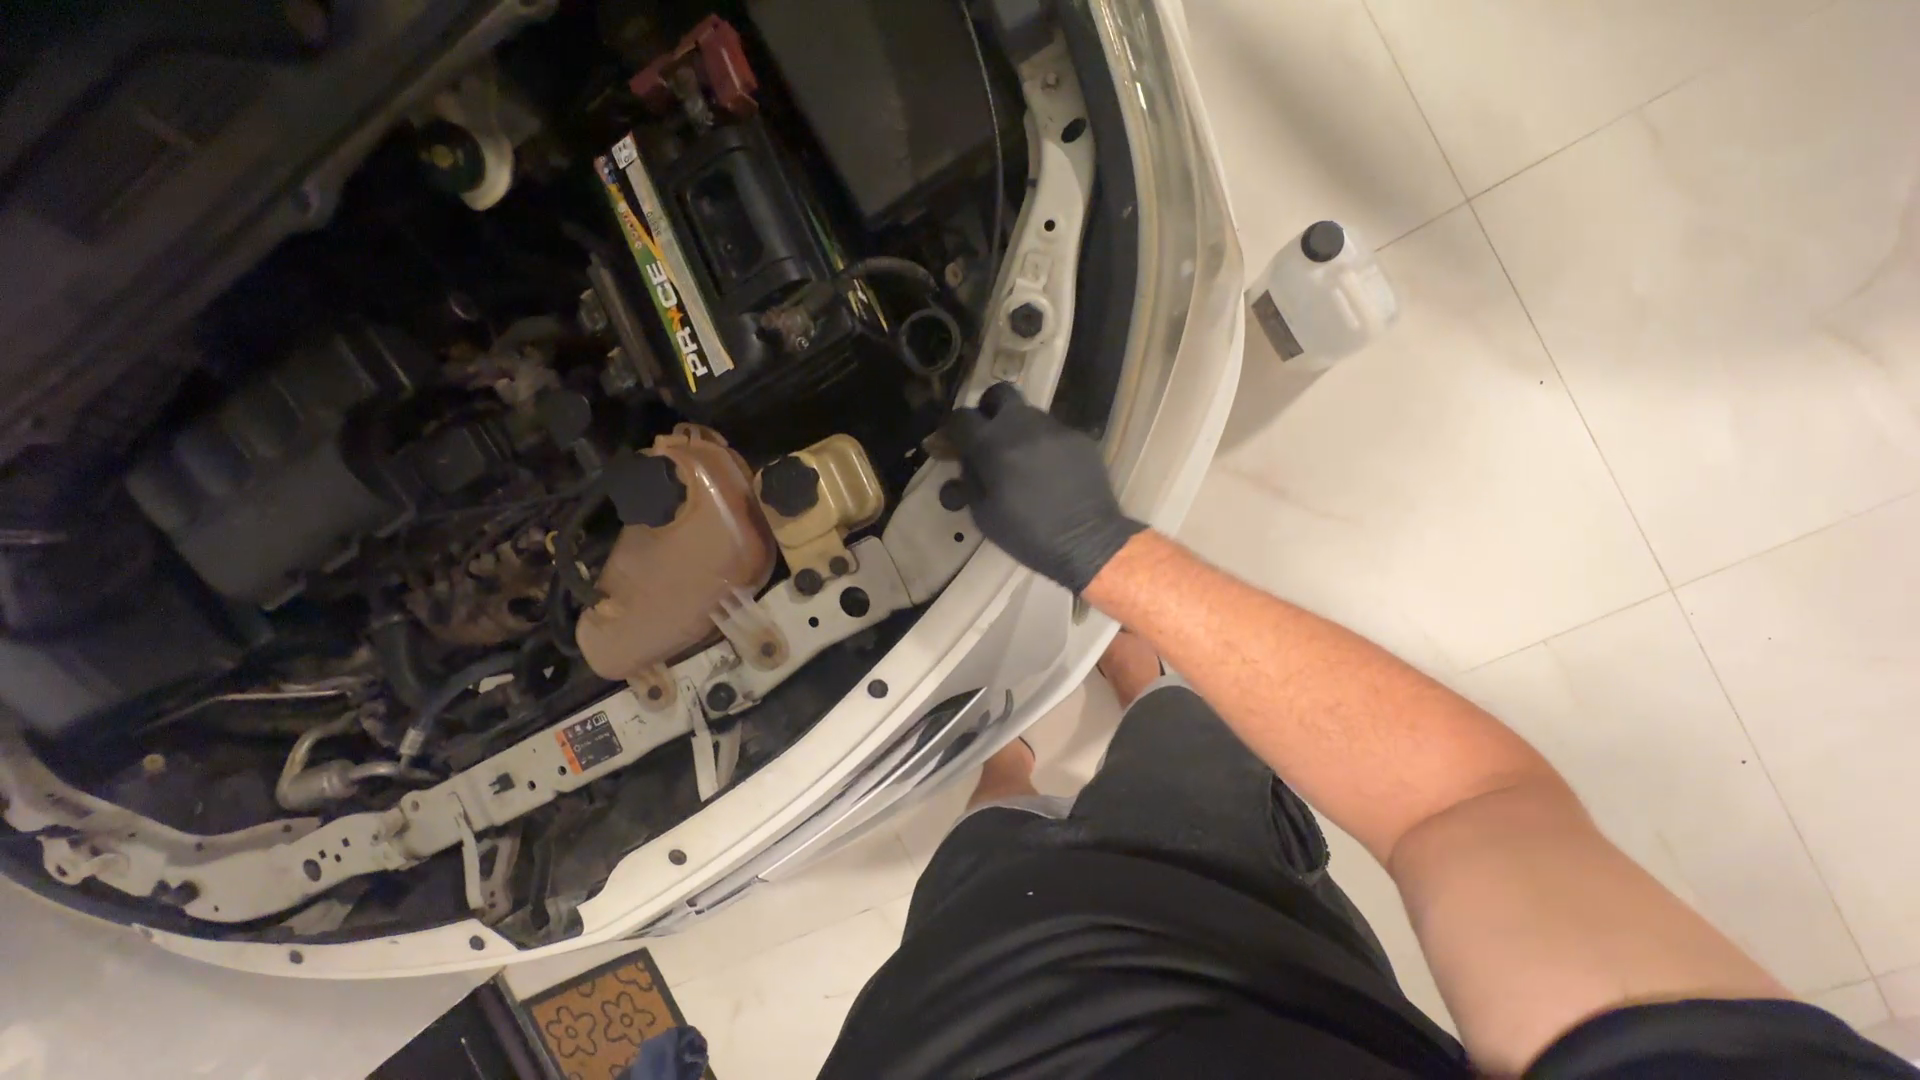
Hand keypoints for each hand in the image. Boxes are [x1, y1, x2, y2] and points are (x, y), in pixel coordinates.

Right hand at [944, 383, 1146, 592]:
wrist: (1086, 542)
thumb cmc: (1027, 535)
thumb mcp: (983, 515)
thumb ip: (969, 481)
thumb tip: (963, 462)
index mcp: (991, 445)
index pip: (961, 417)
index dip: (954, 429)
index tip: (955, 443)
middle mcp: (1022, 426)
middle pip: (998, 393)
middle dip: (989, 408)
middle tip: (989, 433)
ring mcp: (1054, 428)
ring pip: (1028, 413)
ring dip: (1018, 429)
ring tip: (1022, 459)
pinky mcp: (1078, 437)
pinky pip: (1053, 431)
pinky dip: (1043, 444)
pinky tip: (1049, 470)